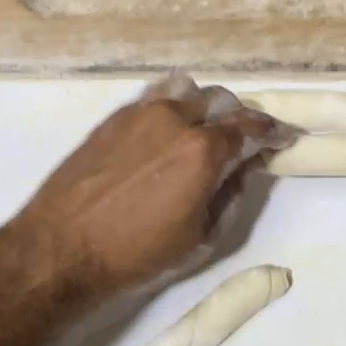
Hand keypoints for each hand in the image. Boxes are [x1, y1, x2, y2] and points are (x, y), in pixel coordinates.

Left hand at [4, 73, 294, 297]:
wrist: (61, 249)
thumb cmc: (136, 254)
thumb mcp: (200, 239)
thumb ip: (231, 197)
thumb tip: (243, 169)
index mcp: (203, 151)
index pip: (251, 127)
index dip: (273, 132)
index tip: (284, 138)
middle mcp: (176, 120)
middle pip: (222, 101)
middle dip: (240, 119)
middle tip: (244, 142)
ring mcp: (141, 113)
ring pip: (188, 91)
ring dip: (205, 107)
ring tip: (204, 131)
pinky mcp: (114, 117)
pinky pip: (155, 95)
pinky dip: (173, 105)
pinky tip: (169, 128)